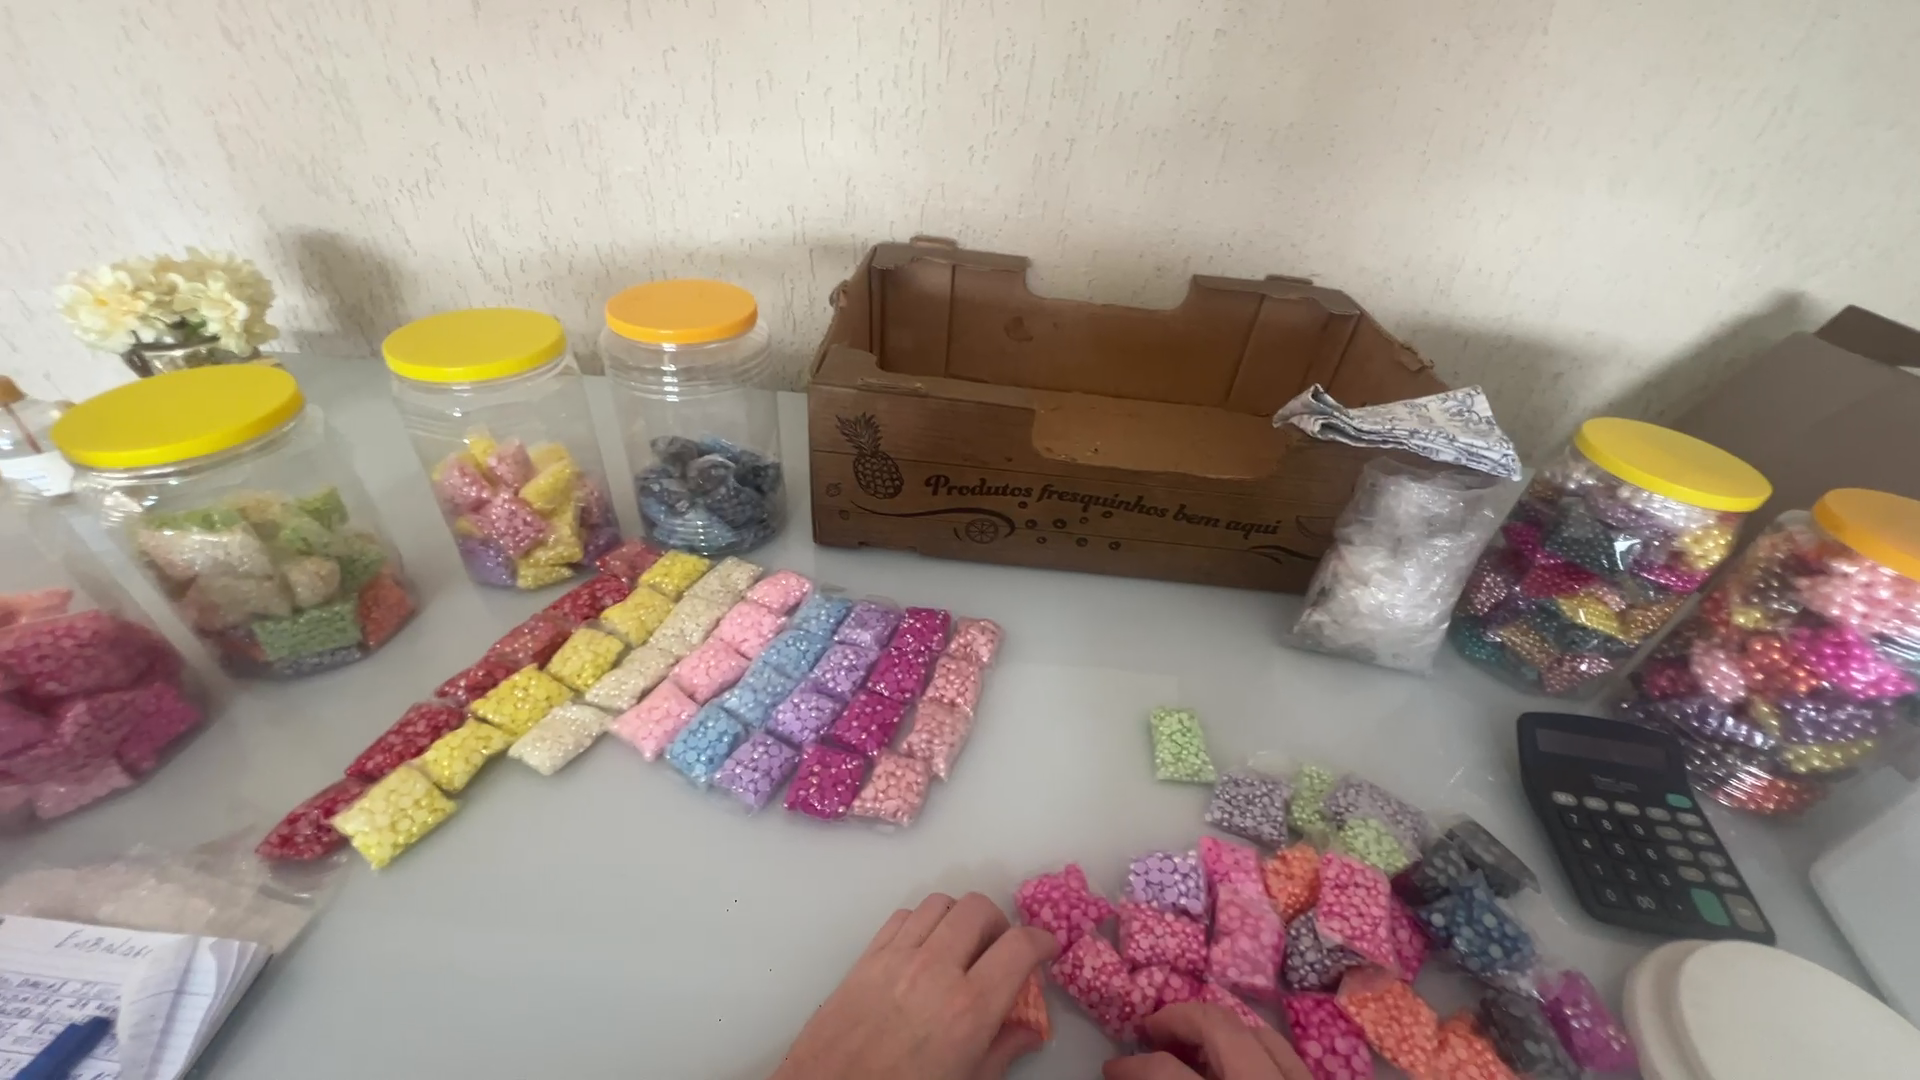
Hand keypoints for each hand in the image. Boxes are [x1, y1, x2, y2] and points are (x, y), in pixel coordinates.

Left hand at [770, 892, 1058, 1079]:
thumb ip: (1003, 1050)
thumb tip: (1030, 1026)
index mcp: (968, 1008)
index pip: (1019, 947)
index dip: (1041, 940)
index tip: (1047, 947)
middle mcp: (936, 969)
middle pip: (979, 908)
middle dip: (999, 923)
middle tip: (1000, 950)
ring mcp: (898, 956)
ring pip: (941, 903)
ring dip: (960, 917)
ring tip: (962, 945)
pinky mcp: (868, 955)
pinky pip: (904, 915)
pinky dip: (924, 922)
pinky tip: (925, 947)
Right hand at [1103, 1003, 1313, 1079]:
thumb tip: (1132, 1077)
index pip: (1168, 1072)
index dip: (1133, 1067)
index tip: (1113, 1068)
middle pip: (1219, 1025)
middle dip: (1176, 1020)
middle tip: (1150, 1034)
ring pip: (1259, 1031)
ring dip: (1216, 1029)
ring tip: (1188, 1045)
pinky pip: (1288, 1057)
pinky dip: (1254, 1047)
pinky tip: (1232, 1064)